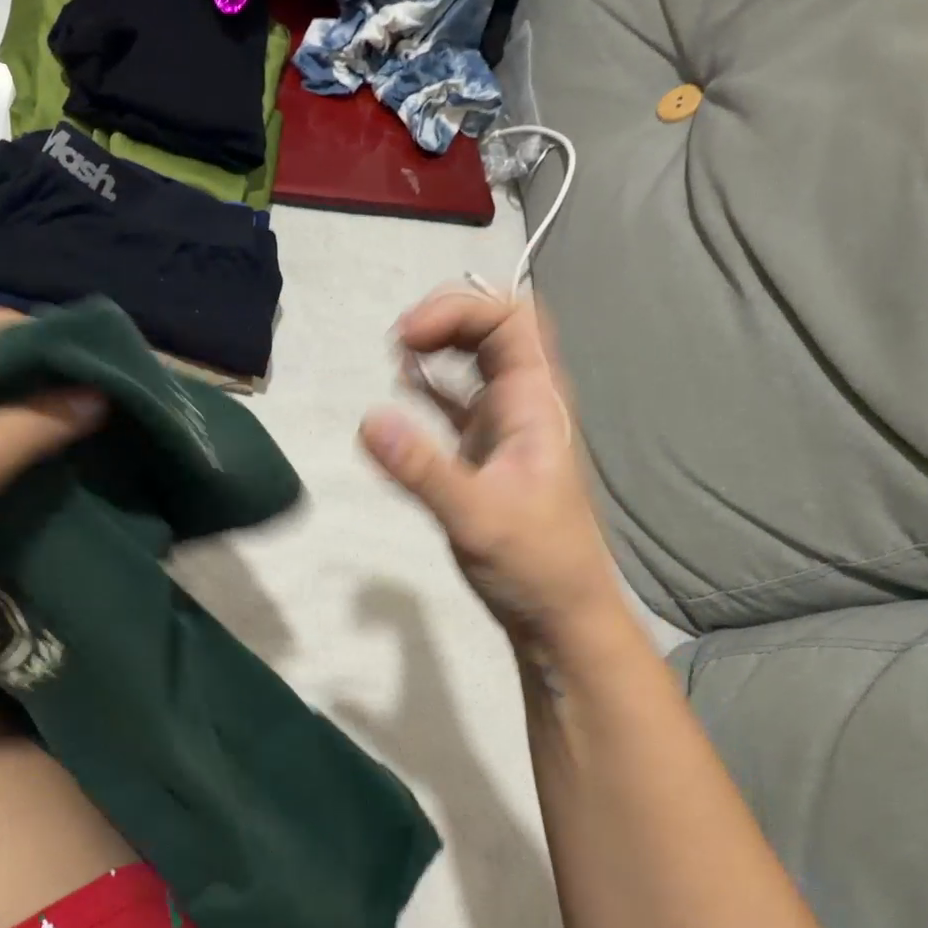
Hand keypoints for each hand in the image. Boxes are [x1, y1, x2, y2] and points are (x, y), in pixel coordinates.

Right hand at [358, 292, 622, 644]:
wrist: (561, 618)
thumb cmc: (535, 565)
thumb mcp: (476, 518)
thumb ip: (422, 469)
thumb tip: (367, 419)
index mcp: (535, 403)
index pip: (510, 320)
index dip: (460, 309)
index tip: (408, 338)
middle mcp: (522, 404)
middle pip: (492, 328)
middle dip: (445, 319)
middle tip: (397, 343)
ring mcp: (503, 427)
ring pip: (475, 361)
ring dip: (438, 345)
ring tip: (396, 356)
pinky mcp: (482, 454)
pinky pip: (455, 401)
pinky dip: (428, 385)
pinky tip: (401, 390)